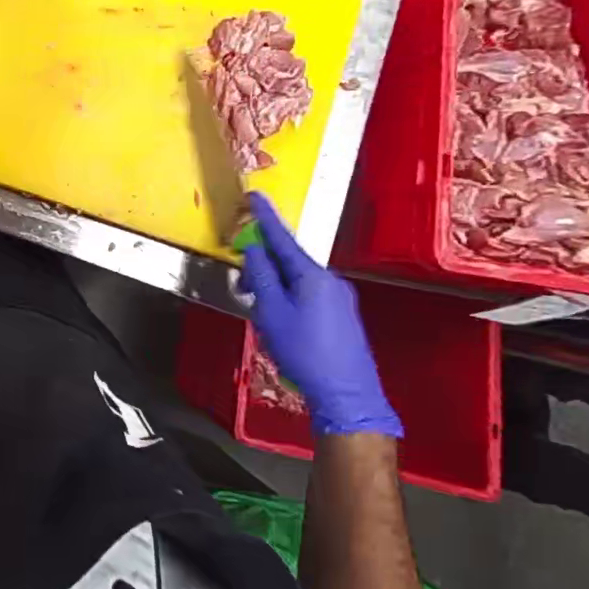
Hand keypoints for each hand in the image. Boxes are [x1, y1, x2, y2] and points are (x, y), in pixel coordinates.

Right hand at [237, 193, 401, 438]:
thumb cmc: (303, 350)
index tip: (255, 196)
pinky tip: (279, 321)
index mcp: (312, 275)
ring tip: (260, 312)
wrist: (346, 392)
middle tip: (243, 288)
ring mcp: (339, 298)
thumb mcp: (272, 312)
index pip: (283, 239)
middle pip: (289, 262)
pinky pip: (307, 295)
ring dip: (273, 287)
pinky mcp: (341, 316)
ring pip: (297, 281)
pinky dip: (287, 299)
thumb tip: (254, 250)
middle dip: (263, 267)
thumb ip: (261, 277)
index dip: (266, 218)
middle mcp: (330, 280)